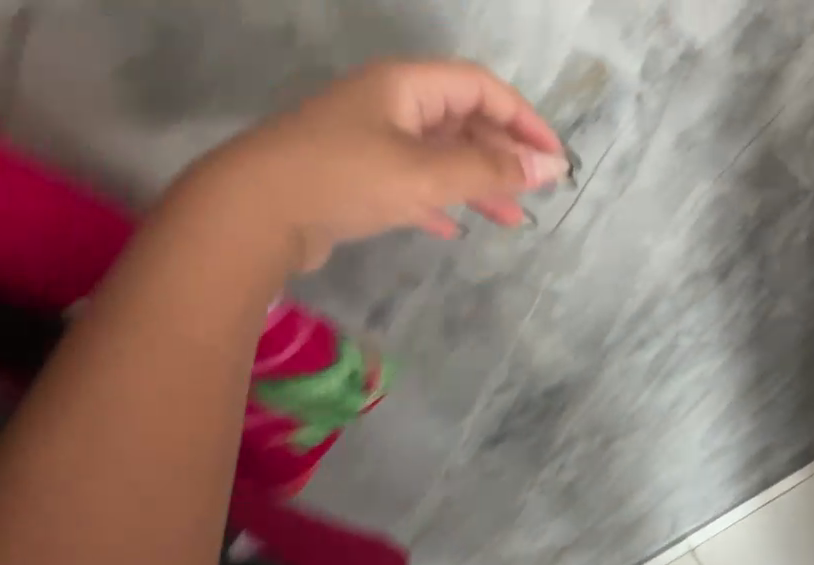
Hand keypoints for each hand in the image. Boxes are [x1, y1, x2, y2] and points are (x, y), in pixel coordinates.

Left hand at [175, 59, 566, 270]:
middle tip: (537, 193)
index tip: (555, 160)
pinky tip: (455, 229)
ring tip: (510, 221)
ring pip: (443, 156)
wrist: (258, 210)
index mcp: (406, 87)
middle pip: (464, 120)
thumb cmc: (346, 178)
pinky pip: (415, 183)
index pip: (481, 88)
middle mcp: (391, 105)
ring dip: (479, 184)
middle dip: (505, 155)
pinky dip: (442, 202)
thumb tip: (551, 168)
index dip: (524, 120)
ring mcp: (373, 141)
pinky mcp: (360, 177)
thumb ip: (492, 170)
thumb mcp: (428, 174)